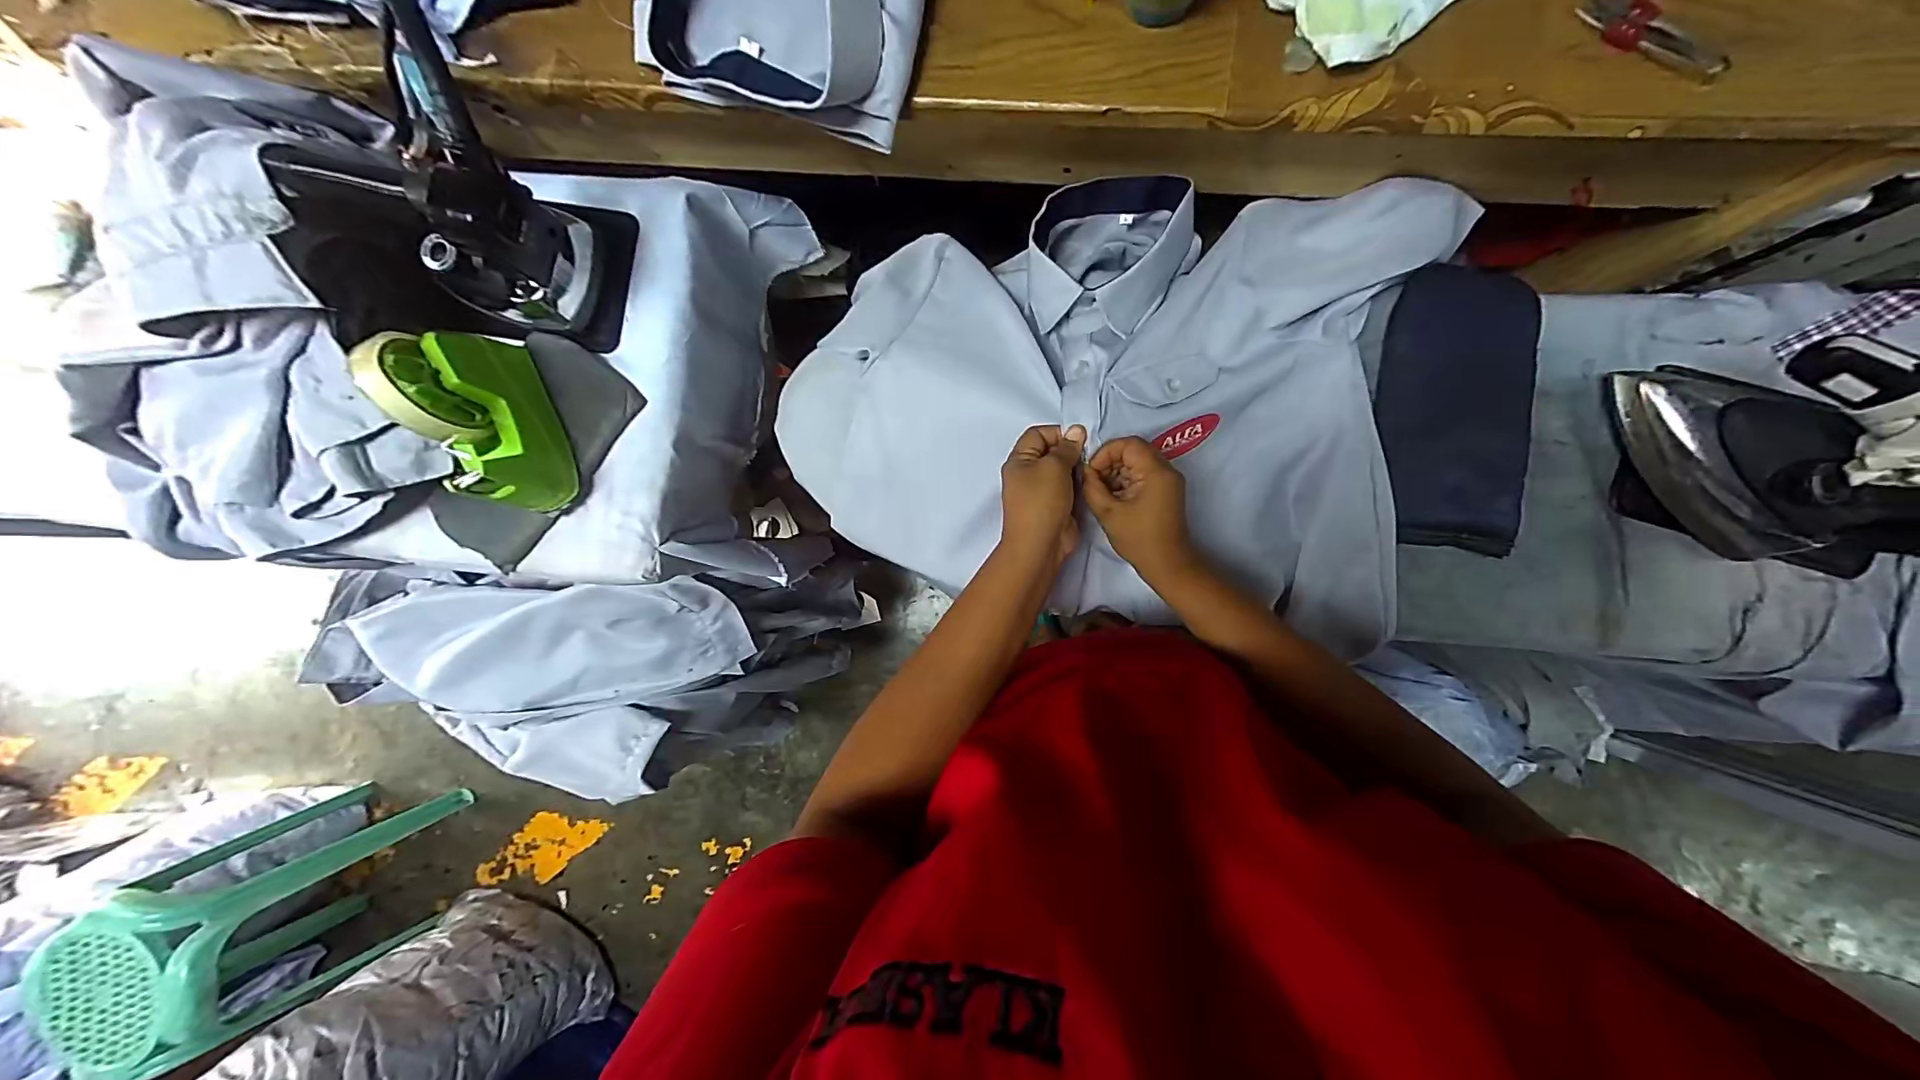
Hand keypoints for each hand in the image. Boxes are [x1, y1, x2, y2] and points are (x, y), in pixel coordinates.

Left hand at [999, 424, 1086, 567]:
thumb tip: (1076, 432)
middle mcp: (1028, 473)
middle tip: (1089, 454)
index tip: (1079, 439)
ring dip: (1077, 468)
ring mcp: (1042, 490)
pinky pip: (1069, 487)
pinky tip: (1091, 483)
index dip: (1058, 433)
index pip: (1038, 434)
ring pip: (1063, 470)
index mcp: (1019, 460)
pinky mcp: (1056, 504)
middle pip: (1052, 451)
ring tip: (1091, 469)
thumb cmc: (1042, 502)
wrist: (1041, 544)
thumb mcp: (1054, 467)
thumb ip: (1066, 447)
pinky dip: (1079, 483)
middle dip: (1071, 450)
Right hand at [1081, 436, 1197, 587]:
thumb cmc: (1138, 539)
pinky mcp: (1167, 490)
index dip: (1106, 452)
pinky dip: (1127, 479)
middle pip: (1135, 449)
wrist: (1167, 563)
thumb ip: (1092, 487)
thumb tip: (1087, 472)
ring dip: (1118, 470)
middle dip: (1110, 461)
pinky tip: (1115, 497)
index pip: (1129, 444)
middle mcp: (1167, 470)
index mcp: (1156, 472)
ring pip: (1139, 461)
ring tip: (1103, 491)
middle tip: (1095, 480)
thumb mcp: (1108, 513)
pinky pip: (1144, 473)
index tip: (1093, 471)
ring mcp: (1169, 480)